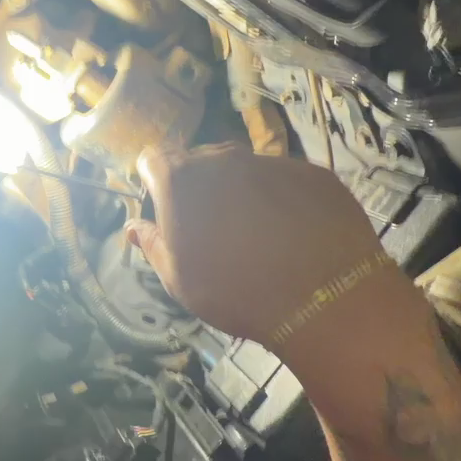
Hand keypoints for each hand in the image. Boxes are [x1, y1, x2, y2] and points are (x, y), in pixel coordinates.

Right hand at [126, 144, 422, 351]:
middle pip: (200, 159)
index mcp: (181, 180)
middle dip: (199, 184)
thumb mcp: (179, 279)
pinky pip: (286, 179)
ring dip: (241, 190)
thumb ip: (152, 244)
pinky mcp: (314, 174)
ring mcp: (272, 162)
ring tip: (257, 232)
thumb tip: (133, 226)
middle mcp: (224, 159)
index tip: (163, 203)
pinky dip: (282, 198)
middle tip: (211, 225)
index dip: (155, 179)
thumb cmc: (235, 292)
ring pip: (245, 169)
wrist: (327, 302)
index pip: (153, 158)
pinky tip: (294, 234)